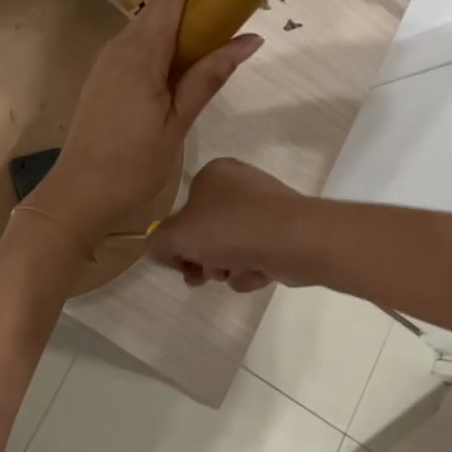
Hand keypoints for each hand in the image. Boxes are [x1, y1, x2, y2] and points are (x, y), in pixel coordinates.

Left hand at [24, 0, 263, 246]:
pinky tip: (185, 74)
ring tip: (218, 52)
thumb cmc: (132, 164)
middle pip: (160, 6)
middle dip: (200, 5)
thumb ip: (210, 76)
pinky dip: (165, 49)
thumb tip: (249, 38)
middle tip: (237, 25)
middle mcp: (118, 46)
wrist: (78, 194)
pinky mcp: (103, 78)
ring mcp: (107, 62)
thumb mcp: (178, 122)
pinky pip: (137, 49)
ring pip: (149, 28)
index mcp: (139, 52)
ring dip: (183, 30)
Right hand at [149, 158, 311, 291]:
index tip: (180, 263)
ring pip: (233, 246)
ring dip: (225, 268)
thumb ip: (158, 243)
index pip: (184, 210)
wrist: (293, 240)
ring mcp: (267, 208)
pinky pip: (258, 254)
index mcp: (214, 174)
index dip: (177, 241)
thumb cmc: (227, 229)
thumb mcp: (175, 236)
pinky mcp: (287, 231)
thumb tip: (162, 249)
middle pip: (208, 231)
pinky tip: (252, 276)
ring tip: (231, 275)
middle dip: (202, 259)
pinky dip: (251, 269)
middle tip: (201, 277)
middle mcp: (241, 184)